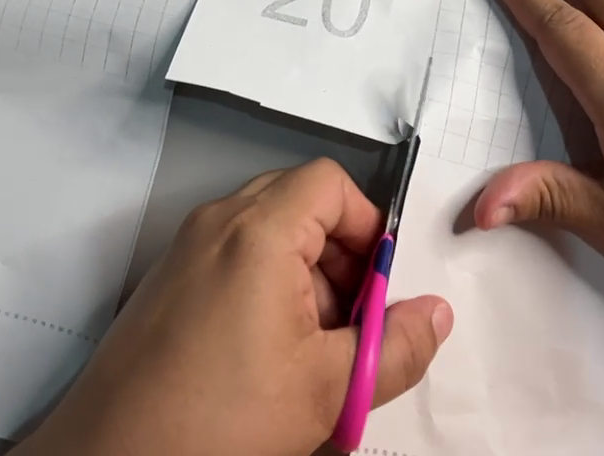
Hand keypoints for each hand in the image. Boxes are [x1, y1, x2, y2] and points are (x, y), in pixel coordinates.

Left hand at [21, 159, 452, 455]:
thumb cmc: (212, 420)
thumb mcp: (326, 388)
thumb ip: (394, 346)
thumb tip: (433, 316)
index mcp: (259, 229)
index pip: (330, 182)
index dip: (366, 225)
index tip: (380, 283)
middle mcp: (218, 222)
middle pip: (300, 204)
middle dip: (340, 259)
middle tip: (354, 323)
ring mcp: (188, 248)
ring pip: (269, 234)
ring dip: (306, 279)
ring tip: (314, 352)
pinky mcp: (170, 277)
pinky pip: (235, 257)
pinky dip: (267, 289)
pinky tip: (270, 358)